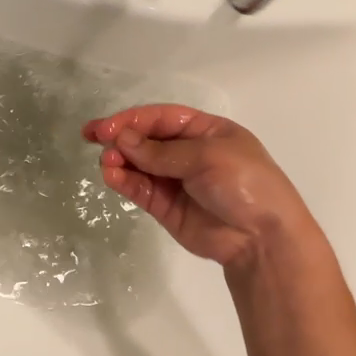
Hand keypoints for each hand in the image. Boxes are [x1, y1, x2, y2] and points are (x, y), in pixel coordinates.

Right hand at [83, 105, 311, 270]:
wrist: (260, 237)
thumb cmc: (245, 184)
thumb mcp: (208, 156)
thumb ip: (162, 151)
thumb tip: (122, 141)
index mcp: (206, 131)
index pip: (161, 119)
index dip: (132, 120)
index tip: (105, 127)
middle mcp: (188, 153)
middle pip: (146, 140)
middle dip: (121, 138)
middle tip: (94, 139)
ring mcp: (175, 181)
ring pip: (139, 166)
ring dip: (120, 161)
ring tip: (106, 163)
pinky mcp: (165, 207)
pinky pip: (141, 190)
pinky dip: (124, 182)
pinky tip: (112, 177)